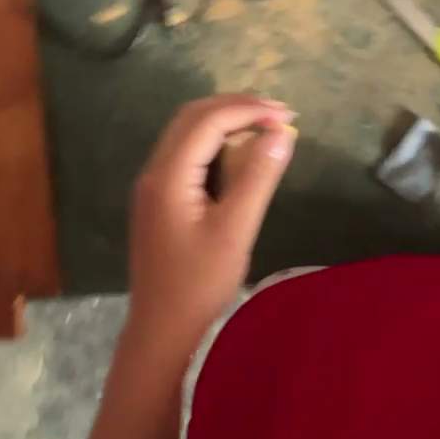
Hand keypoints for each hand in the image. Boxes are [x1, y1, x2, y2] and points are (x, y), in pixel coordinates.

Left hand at [128, 95, 296, 339]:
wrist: (161, 331)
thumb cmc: (199, 284)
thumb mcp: (235, 230)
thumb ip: (257, 178)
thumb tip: (282, 133)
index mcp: (168, 176)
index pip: (208, 121)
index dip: (248, 110)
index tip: (286, 116)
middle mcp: (154, 171)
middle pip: (192, 117)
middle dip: (236, 107)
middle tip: (278, 114)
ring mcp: (153, 184)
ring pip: (187, 132)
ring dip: (225, 120)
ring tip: (265, 125)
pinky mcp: (159, 198)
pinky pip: (186, 152)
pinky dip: (215, 141)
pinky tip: (240, 153)